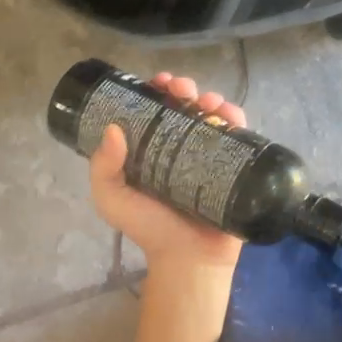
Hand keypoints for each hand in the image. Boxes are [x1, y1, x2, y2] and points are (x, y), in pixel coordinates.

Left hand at [90, 72, 245, 271]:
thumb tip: (113, 129)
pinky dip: (237, 120)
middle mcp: (180, 148)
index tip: (159, 83)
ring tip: (209, 103)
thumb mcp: (112, 199)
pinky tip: (231, 115)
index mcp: (151, 149)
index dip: (157, 91)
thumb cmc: (149, 228)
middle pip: (186, 107)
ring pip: (212, 117)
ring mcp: (209, 156)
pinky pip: (238, 138)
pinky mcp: (233, 168)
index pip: (155, 110)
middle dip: (186, 90)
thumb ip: (104, 169)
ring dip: (212, 100)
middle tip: (185, 90)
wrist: (188, 259)